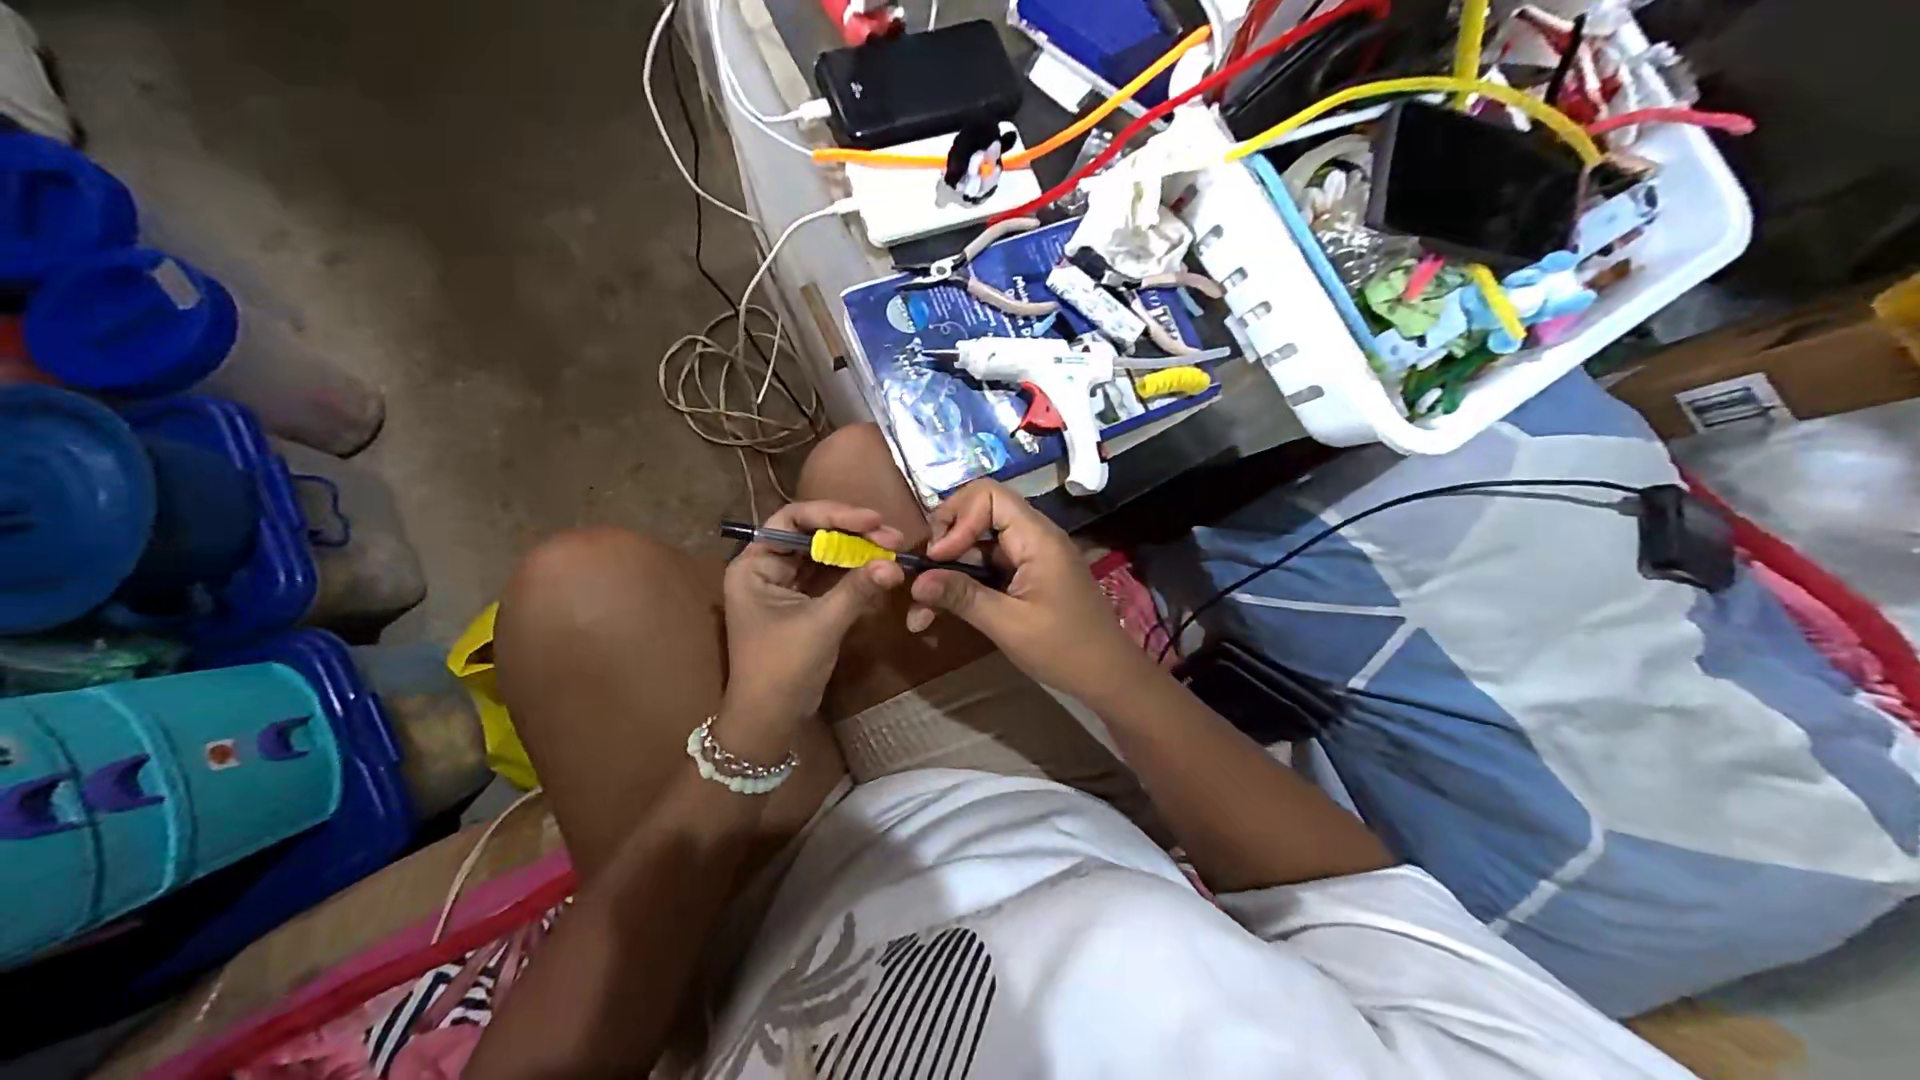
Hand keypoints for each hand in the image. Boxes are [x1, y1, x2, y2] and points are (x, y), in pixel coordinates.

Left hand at [721, 501, 904, 741]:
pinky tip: (882, 567)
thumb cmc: (781, 668)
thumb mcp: (821, 624)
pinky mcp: (805, 601)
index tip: (871, 520)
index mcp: (754, 564)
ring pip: (825, 553)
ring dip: (858, 549)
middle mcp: (768, 567)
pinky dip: (856, 570)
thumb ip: (857, 589)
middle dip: (853, 532)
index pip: (792, 521)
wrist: (771, 719)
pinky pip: (832, 575)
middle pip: (813, 533)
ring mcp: (787, 584)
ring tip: (894, 547)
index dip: (833, 514)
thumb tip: (895, 565)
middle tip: (892, 536)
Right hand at [908, 480, 1153, 705]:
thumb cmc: (1064, 649)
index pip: (988, 495)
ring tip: (920, 604)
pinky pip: (987, 567)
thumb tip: (916, 581)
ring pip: (978, 545)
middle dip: (944, 542)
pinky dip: (963, 583)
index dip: (957, 518)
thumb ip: (963, 597)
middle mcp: (1033, 538)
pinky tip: (939, 609)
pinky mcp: (1025, 577)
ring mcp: (1029, 557)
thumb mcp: (1008, 625)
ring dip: (948, 569)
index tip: (938, 556)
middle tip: (921, 576)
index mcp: (1036, 538)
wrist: (1108, 676)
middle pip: (978, 515)